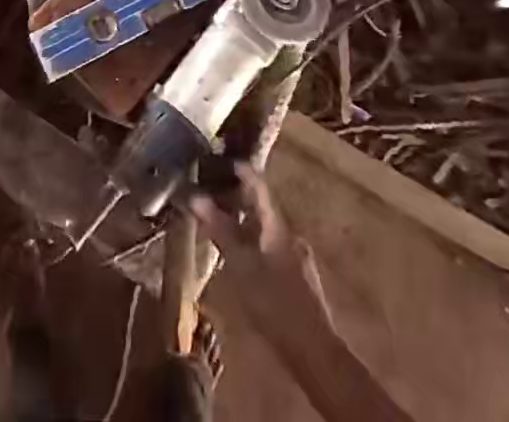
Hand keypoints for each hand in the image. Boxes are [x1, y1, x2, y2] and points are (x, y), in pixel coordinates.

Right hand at [190, 162, 331, 323]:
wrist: (313, 350)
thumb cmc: (273, 303)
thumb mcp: (240, 265)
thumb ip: (220, 230)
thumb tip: (195, 196)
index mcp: (277, 227)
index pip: (259, 187)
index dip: (242, 170)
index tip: (223, 158)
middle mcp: (290, 235)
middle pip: (263, 208)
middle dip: (239, 198)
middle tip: (213, 193)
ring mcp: (296, 257)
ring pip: (266, 230)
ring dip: (244, 223)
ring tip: (220, 224)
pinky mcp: (297, 278)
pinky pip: (270, 248)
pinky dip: (253, 244)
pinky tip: (241, 259)